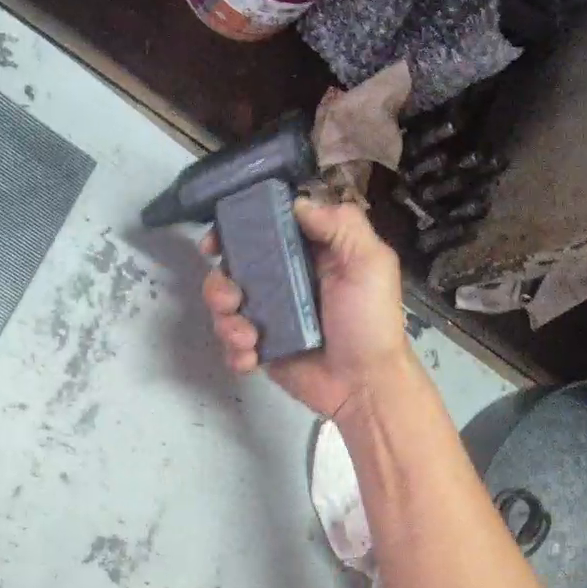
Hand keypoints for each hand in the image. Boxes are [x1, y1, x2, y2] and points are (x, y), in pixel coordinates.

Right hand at [202, 199, 412, 418]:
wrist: (363, 383)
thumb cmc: (370, 321)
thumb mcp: (370, 262)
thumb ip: (340, 226)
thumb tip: (297, 203)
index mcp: (306, 255)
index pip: (262, 232)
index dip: (234, 232)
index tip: (216, 242)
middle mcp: (281, 282)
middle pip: (231, 271)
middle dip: (219, 285)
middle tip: (231, 299)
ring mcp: (268, 318)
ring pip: (224, 309)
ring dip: (226, 322)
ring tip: (248, 337)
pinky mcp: (259, 350)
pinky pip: (230, 346)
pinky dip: (235, 352)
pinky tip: (253, 359)